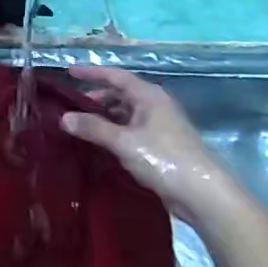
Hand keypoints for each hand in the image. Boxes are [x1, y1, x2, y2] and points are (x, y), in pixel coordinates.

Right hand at [61, 65, 242, 223]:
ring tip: (80, 127)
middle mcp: (155, 106)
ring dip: (103, 118)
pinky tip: (99, 144)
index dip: (91, 72)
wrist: (204, 195)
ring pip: (125, 114)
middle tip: (69, 107)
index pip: (115, 76)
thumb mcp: (123, 142)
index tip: (68, 71)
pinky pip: (130, 131)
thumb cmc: (164, 159)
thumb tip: (63, 117)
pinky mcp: (161, 146)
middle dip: (94, 98)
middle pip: (120, 94)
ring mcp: (160, 126)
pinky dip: (113, 133)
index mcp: (149, 96)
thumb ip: (92, 128)